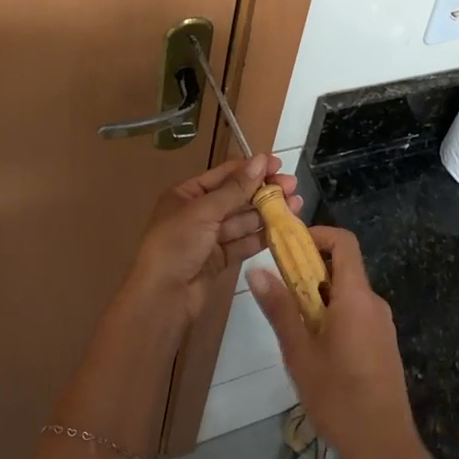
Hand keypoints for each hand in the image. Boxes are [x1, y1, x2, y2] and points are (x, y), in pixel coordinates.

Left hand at [121, 155, 300, 325]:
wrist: (162, 298)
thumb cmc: (177, 244)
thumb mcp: (204, 211)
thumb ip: (236, 188)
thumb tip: (260, 160)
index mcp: (186, 194)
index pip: (223, 174)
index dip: (250, 168)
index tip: (278, 164)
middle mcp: (197, 213)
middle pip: (235, 197)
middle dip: (263, 191)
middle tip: (293, 186)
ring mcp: (208, 238)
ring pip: (242, 220)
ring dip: (267, 212)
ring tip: (296, 205)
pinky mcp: (219, 260)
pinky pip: (242, 243)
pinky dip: (261, 236)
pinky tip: (283, 228)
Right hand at [248, 227, 441, 458]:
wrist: (385, 447)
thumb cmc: (339, 398)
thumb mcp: (300, 354)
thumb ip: (280, 310)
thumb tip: (257, 269)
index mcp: (356, 297)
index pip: (344, 242)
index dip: (317, 235)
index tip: (288, 248)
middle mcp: (374, 303)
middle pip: (343, 268)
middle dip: (309, 273)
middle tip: (280, 293)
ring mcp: (382, 325)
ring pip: (347, 295)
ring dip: (319, 298)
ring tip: (293, 328)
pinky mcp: (383, 345)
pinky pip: (356, 315)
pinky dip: (334, 317)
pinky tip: (316, 350)